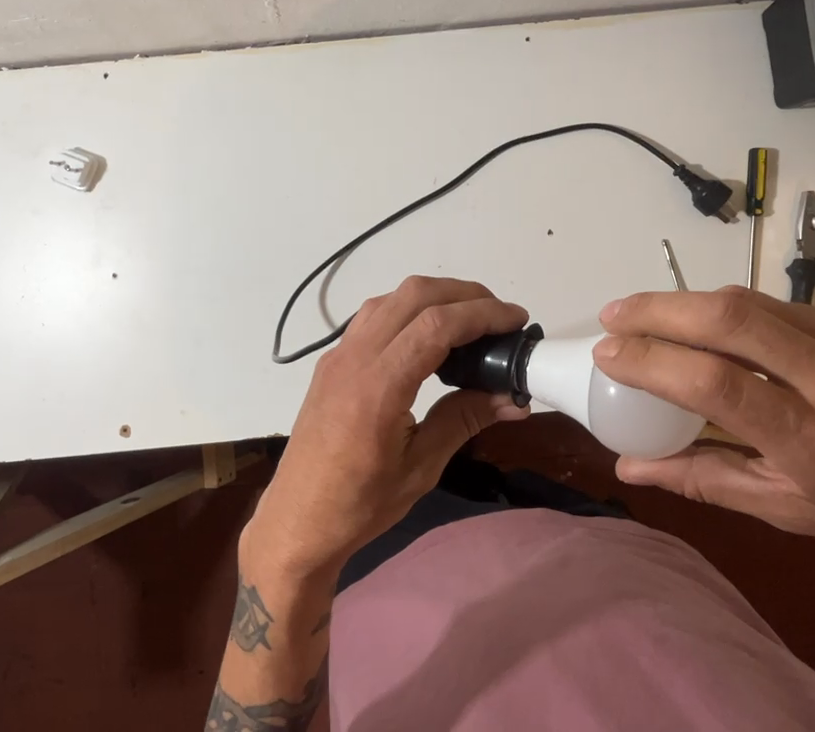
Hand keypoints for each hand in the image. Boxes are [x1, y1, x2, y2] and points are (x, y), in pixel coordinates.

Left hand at [244, 276, 529, 579]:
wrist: (297, 520)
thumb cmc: (359, 504)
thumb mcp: (420, 467)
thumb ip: (463, 420)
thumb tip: (513, 397)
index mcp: (378, 385)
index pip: (436, 324)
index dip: (482, 314)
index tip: (517, 320)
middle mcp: (354, 357)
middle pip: (413, 295)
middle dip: (463, 294)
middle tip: (500, 317)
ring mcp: (338, 355)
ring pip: (391, 299)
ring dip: (434, 297)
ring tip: (470, 323)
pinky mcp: (332, 362)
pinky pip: (373, 316)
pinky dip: (408, 310)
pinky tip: (429, 337)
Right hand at [593, 287, 814, 587]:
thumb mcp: (794, 514)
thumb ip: (705, 481)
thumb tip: (630, 466)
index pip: (716, 383)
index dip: (651, 361)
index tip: (607, 355)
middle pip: (730, 317)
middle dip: (657, 308)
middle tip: (612, 316)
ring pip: (750, 301)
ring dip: (686, 302)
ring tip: (644, 314)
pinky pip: (778, 306)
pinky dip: (728, 311)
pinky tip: (706, 323)